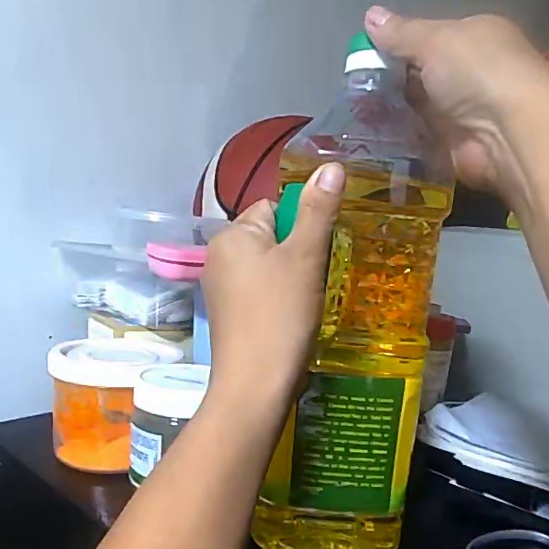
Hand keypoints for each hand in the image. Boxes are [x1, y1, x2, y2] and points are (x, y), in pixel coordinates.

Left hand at [200, 161, 343, 417]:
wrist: (255, 382)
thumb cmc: (280, 314)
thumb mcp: (305, 256)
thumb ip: (318, 210)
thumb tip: (331, 166)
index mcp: (230, 235)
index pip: (274, 208)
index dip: (303, 224)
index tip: (321, 250)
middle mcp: (217, 257)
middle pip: (271, 237)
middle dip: (299, 251)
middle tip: (319, 276)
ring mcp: (220, 288)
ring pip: (268, 266)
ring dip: (294, 276)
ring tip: (308, 299)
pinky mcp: (228, 314)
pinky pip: (260, 291)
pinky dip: (279, 298)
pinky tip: (294, 316)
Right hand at [363, 6, 548, 210]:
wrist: (507, 133)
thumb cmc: (477, 74)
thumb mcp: (436, 41)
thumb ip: (401, 34)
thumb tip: (370, 14)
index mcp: (471, 37)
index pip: (425, 38)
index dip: (393, 46)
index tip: (360, 59)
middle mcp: (466, 72)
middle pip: (416, 74)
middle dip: (385, 81)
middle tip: (349, 89)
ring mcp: (457, 109)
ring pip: (411, 106)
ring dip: (386, 111)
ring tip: (350, 113)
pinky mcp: (447, 142)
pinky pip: (413, 136)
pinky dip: (393, 136)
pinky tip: (366, 136)